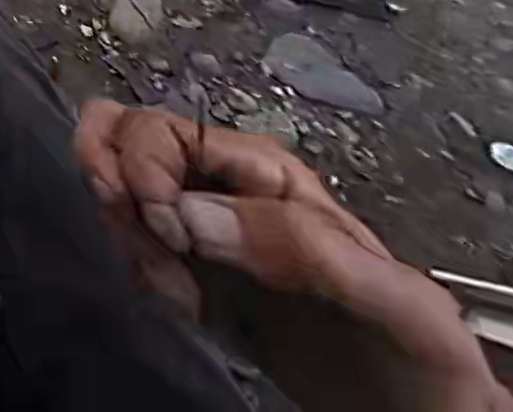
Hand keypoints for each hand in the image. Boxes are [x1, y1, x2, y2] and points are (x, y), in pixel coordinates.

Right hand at [75, 101, 512, 411]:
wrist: (403, 410)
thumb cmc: (408, 351)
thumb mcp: (393, 302)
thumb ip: (304, 246)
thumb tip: (188, 215)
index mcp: (255, 166)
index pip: (155, 127)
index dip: (142, 168)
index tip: (168, 233)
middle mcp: (208, 172)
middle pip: (114, 131)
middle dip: (111, 183)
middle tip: (145, 240)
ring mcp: (182, 206)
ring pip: (104, 174)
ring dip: (120, 227)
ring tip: (173, 284)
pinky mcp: (167, 245)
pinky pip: (113, 221)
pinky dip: (125, 254)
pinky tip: (172, 293)